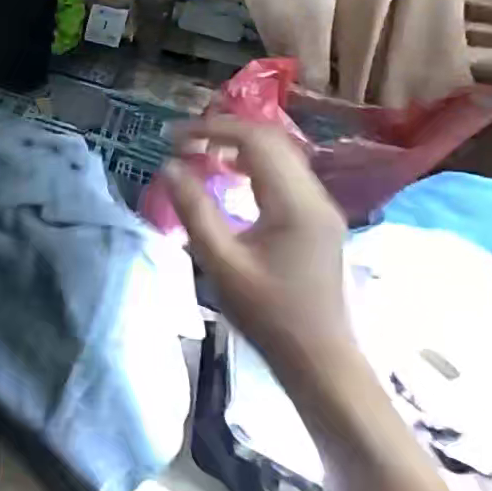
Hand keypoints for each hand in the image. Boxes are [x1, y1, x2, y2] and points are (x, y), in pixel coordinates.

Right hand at [161, 117, 357, 382]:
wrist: (321, 360)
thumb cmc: (269, 316)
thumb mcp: (222, 265)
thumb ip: (194, 211)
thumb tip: (169, 166)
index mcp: (294, 203)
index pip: (253, 141)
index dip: (211, 129)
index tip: (173, 135)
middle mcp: (314, 194)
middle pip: (270, 139)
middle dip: (224, 131)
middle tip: (184, 140)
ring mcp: (321, 205)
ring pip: (281, 152)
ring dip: (240, 144)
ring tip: (201, 152)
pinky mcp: (319, 217)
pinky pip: (286, 172)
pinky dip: (255, 162)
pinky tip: (230, 175)